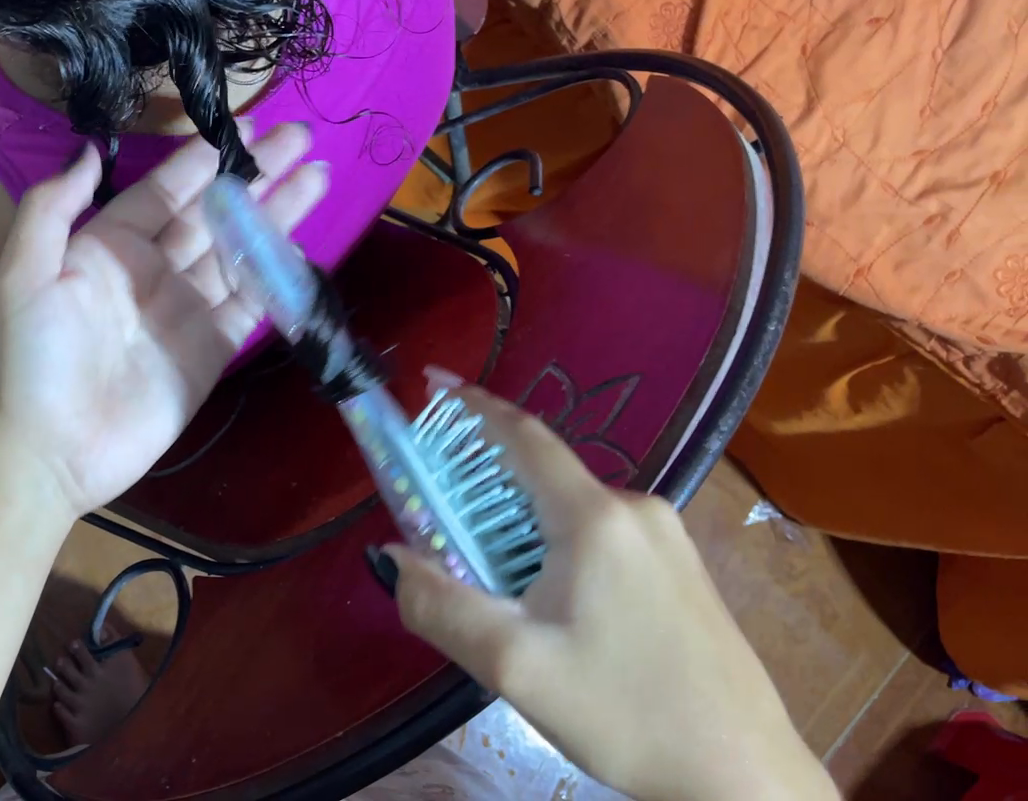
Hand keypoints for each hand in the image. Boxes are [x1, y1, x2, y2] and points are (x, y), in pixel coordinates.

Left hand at [0, 124, 326, 516]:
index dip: (202, 160)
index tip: (242, 127)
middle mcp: (151, 270)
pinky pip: (251, 305)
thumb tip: (90, 151)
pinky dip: (277, 279)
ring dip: (277, 216)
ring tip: (318, 177)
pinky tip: (304, 246)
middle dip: (253, 176)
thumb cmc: (35, 358)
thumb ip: (51, 208)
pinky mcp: (210, 349)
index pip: (163, 190)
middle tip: (298, 138)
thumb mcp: (24, 274)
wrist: (53, 449)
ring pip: (239, 251)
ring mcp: (184, 309)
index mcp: (108, 246)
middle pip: (211, 213)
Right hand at [386, 381, 836, 800]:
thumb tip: (393, 557)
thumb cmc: (627, 713)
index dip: (471, 403)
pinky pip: (595, 534)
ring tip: (484, 573)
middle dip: (480, 483)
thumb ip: (438, 605)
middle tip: (436, 517)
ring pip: (564, 509)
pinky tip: (540, 598)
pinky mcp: (680, 572)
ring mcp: (666, 541)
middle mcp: (635, 510)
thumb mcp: (513, 666)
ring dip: (514, 522)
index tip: (430, 383)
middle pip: (538, 475)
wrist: (749, 786)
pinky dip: (548, 542)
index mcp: (594, 517)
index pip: (522, 435)